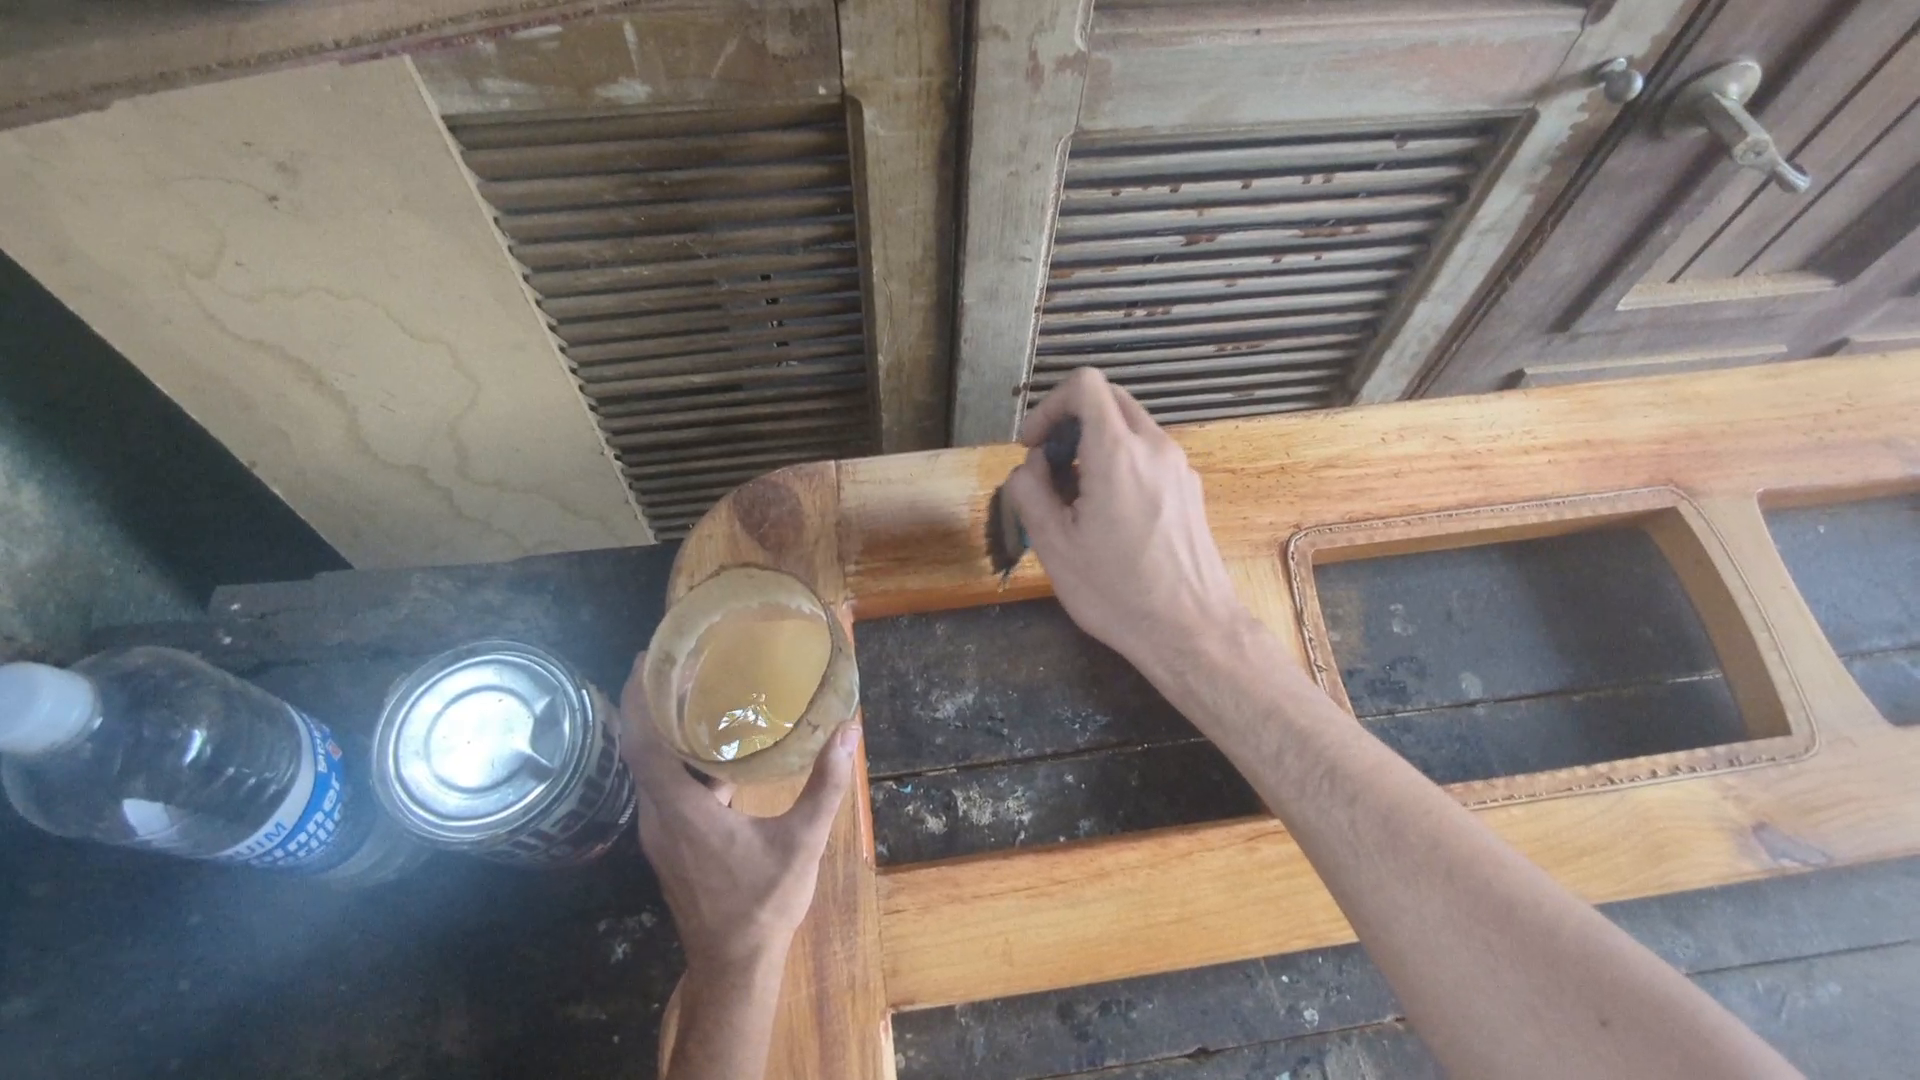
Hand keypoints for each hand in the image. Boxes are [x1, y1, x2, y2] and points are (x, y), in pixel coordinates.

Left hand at [619, 652, 859, 973]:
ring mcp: (660, 833)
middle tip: (675, 661)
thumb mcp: (803, 841)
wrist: (734, 964)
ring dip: (658, 729)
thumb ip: (826, 785)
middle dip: (646, 702)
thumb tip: (848, 731)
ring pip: (647, 768)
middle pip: (638, 749)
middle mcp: (658, 817)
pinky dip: (673, 756)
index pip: (643, 744)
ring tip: (690, 691)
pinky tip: (708, 746)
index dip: (638, 698)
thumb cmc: (764, 903)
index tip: (647, 658)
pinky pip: (661, 785)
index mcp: (682, 812)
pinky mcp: (669, 842)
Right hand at [1003, 367, 1252, 680]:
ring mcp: (1179, 468)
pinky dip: (1119, 463)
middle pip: (1108, 400)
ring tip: (1075, 500)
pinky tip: (1108, 515)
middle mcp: (1155, 448)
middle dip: (1070, 423)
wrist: (1191, 630)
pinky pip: (1148, 455)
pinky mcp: (1189, 490)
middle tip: (1048, 469)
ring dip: (1094, 446)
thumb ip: (1030, 492)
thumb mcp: (1054, 546)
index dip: (1048, 406)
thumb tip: (1030, 468)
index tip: (1032, 446)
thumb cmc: (1117, 593)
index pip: (1084, 385)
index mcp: (1117, 453)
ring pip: (1130, 428)